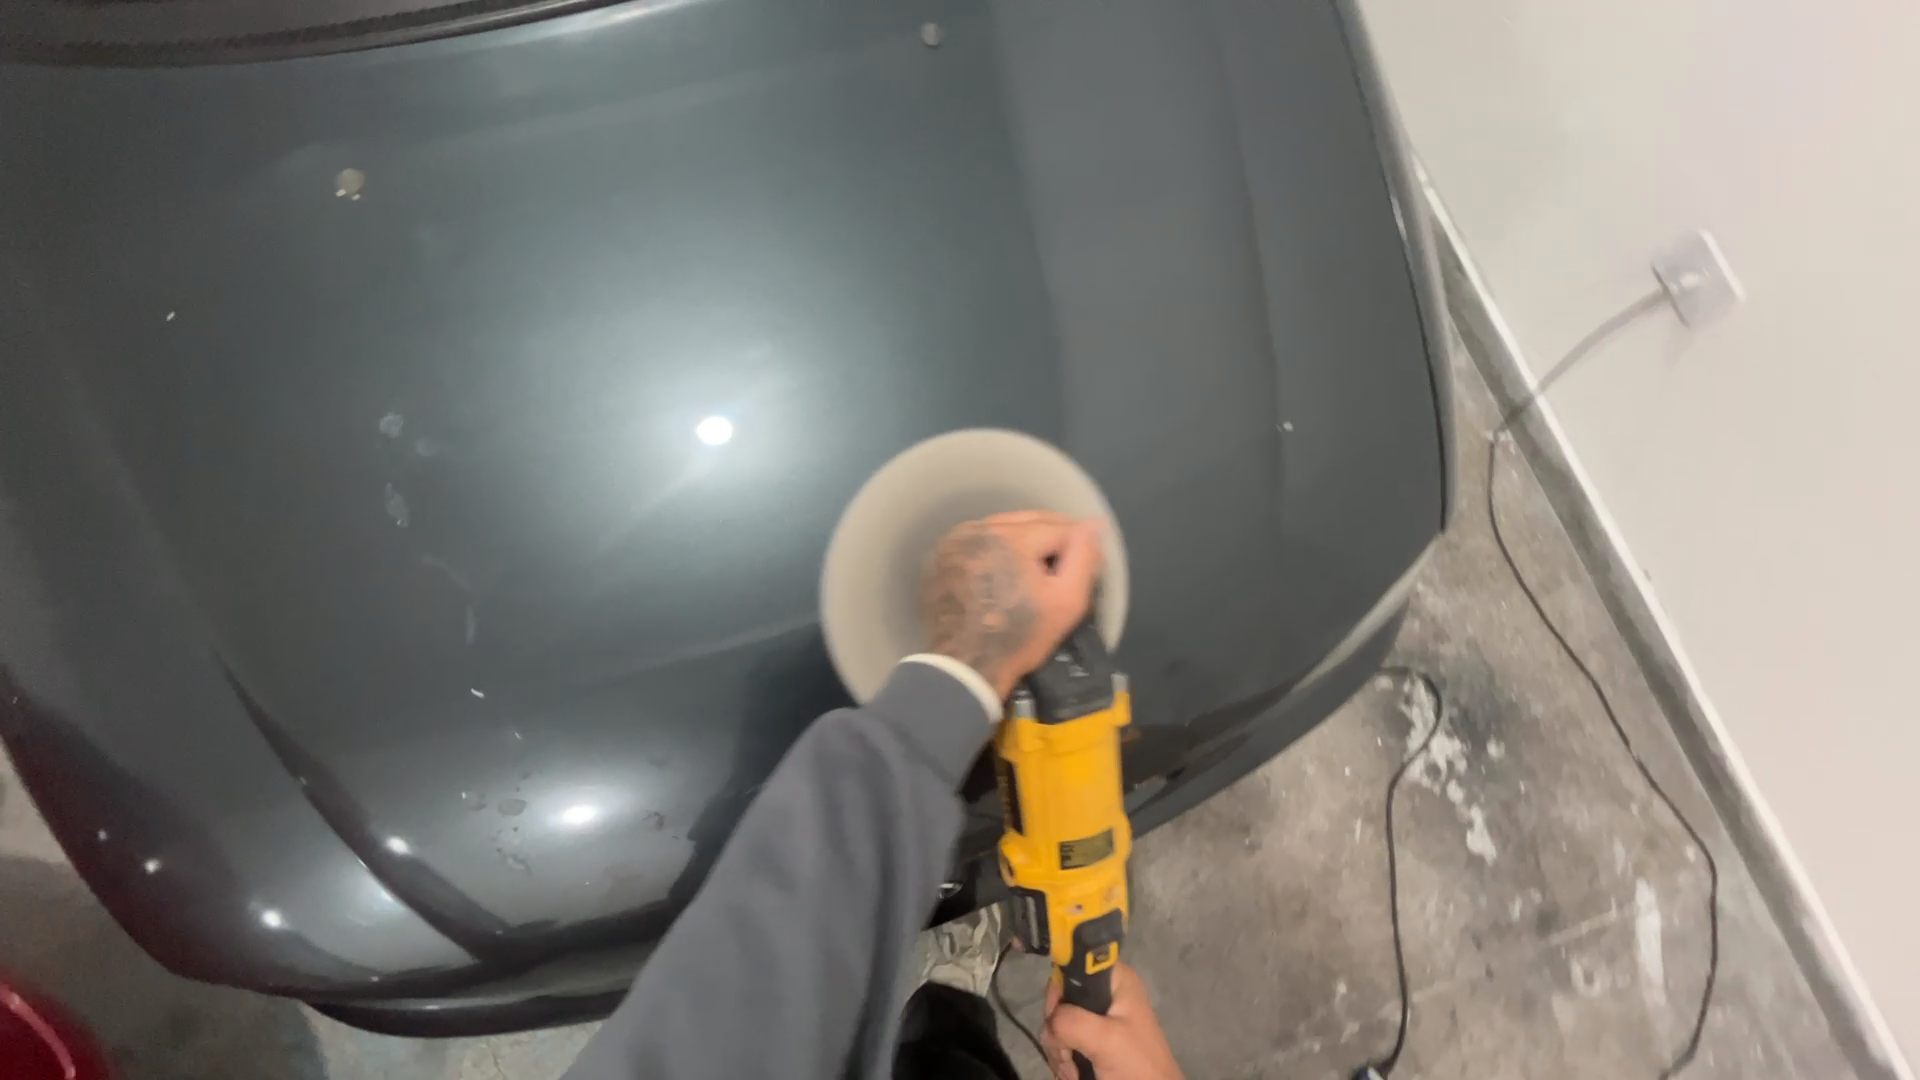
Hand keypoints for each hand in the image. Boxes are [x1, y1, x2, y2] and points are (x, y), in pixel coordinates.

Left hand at [919, 512, 1103, 701]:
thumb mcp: (1066, 601)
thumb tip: (1095, 523)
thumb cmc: (1020, 636)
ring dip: (1023, 539)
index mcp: (1010, 536)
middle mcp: (979, 528)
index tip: (1084, 565)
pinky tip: (1005, 569)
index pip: (1058, 526)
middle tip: (1063, 563)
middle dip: (1051, 536)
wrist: (964, 666)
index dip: (1077, 545)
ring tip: (1035, 566)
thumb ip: (1084, 557)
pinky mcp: (940, 555)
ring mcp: (955, 540)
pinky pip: (980, 540)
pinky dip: (996, 548)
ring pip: (1003, 527)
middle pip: (1028, 521)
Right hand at [1041, 963, 1183, 1079]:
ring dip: (1059, 1050)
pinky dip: (1063, 1059)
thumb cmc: (1138, 1067)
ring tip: (1072, 1073)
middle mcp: (1105, 993)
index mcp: (1114, 979)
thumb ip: (1071, 1021)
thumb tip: (1049, 1025)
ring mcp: (1098, 1019)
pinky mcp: (1093, 1041)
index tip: (1055, 1017)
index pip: (1073, 965)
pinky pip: (1064, 1041)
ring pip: (1059, 1023)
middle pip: (1061, 998)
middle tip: (1066, 1055)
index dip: (1059, 989)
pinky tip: (1071, 1075)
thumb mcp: (1106, 1039)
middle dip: (1057, 1030)